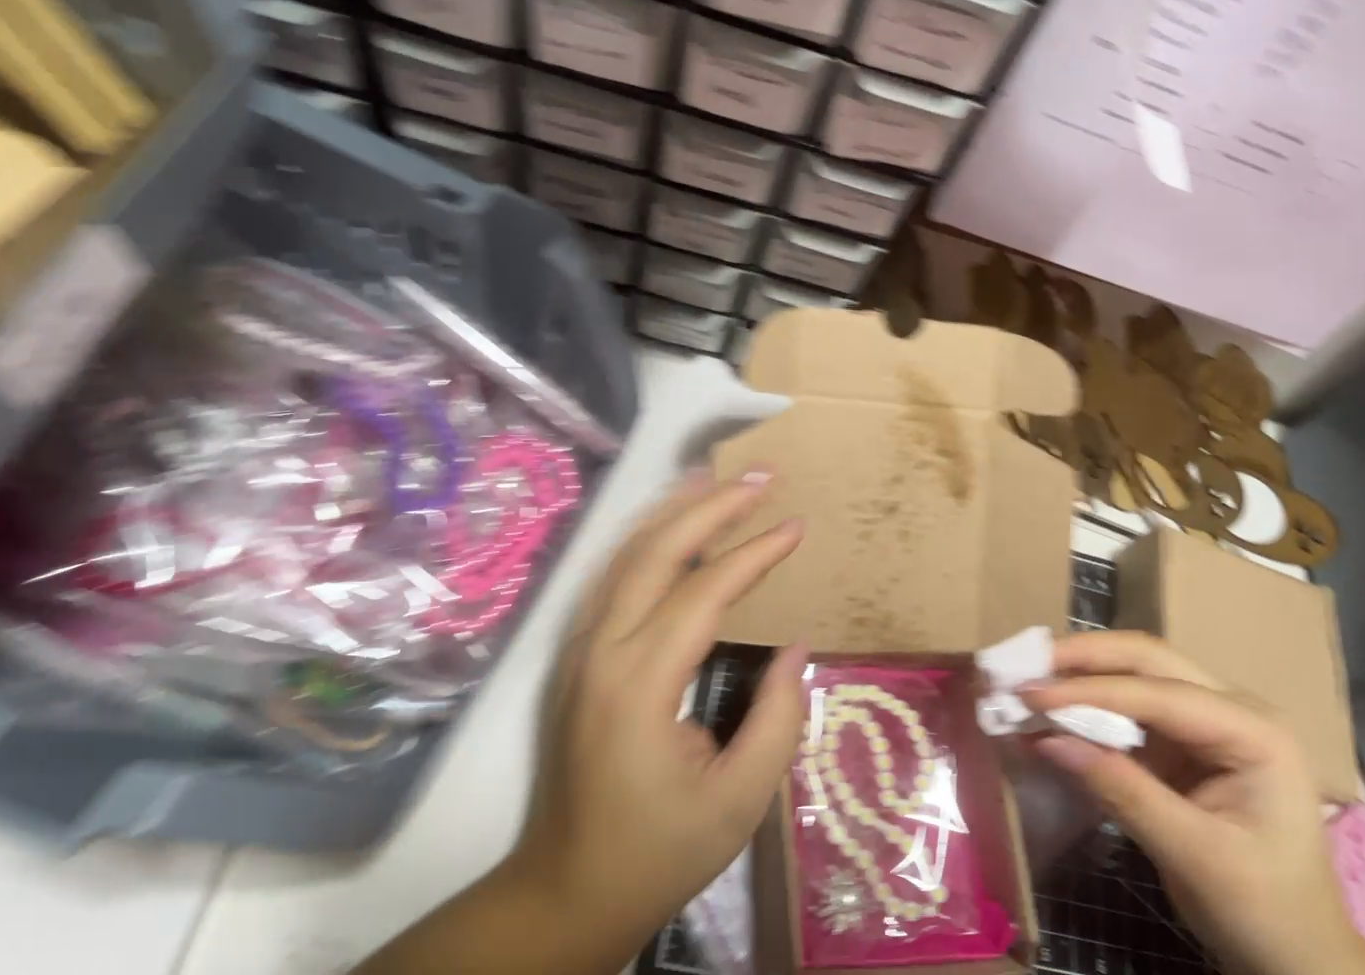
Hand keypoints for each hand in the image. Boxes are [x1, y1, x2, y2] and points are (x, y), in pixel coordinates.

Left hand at [509, 471, 808, 964]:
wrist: (568, 888)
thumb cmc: (659, 850)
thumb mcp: (739, 801)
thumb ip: (776, 719)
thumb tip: (794, 648)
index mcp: (638, 685)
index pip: (702, 593)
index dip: (753, 554)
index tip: (796, 525)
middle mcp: (599, 652)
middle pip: (653, 554)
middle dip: (710, 507)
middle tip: (761, 475)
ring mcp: (577, 651)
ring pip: (623, 558)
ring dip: (673, 513)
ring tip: (718, 480)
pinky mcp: (573, 659)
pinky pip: (611, 580)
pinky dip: (647, 542)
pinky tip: (673, 530)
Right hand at [1023, 632, 1364, 974]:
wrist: (1297, 957)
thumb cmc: (1263, 909)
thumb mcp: (1195, 856)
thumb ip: (1123, 791)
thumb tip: (1047, 740)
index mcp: (1254, 732)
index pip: (1160, 693)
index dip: (1090, 689)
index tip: (1028, 692)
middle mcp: (1232, 712)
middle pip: (1148, 662)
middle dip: (1082, 659)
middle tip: (1021, 666)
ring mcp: (1206, 726)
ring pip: (1134, 678)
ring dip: (1080, 678)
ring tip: (1025, 682)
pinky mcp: (1181, 747)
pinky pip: (1126, 713)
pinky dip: (1086, 710)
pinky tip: (1048, 714)